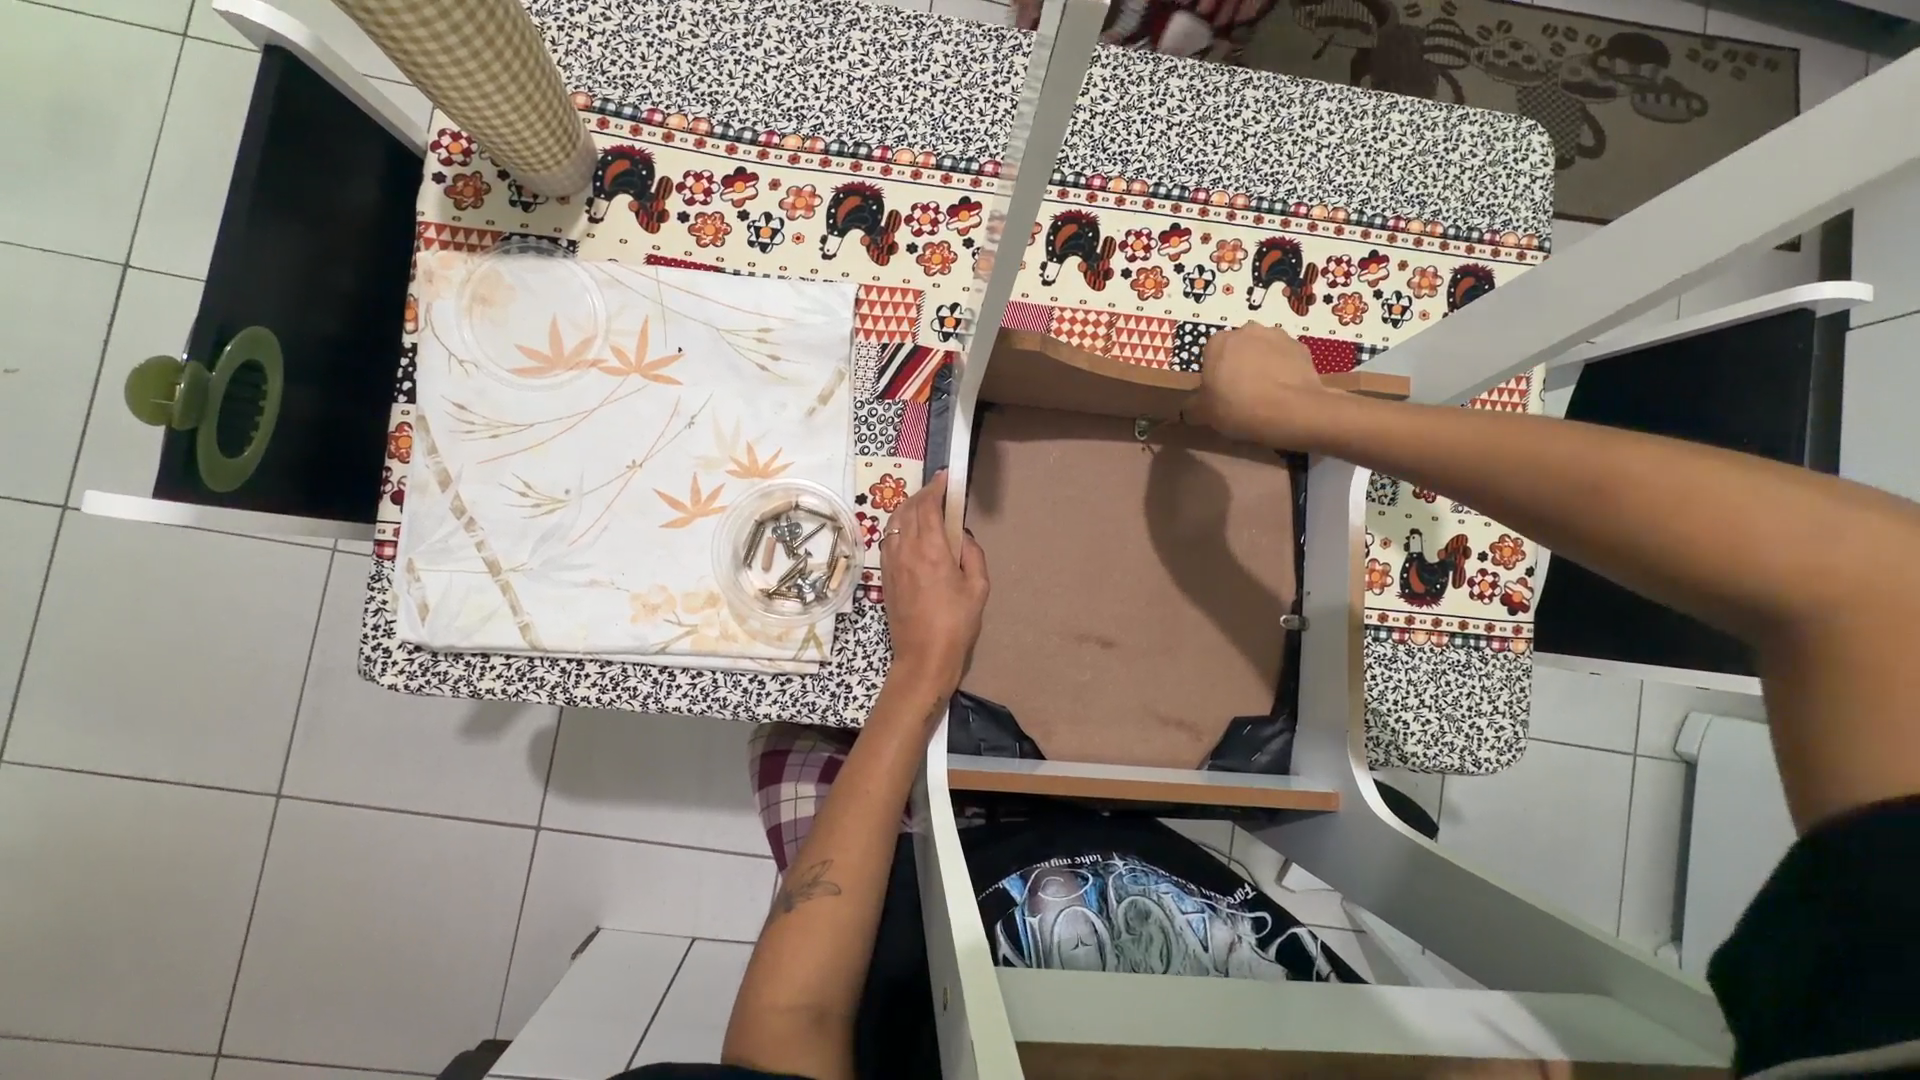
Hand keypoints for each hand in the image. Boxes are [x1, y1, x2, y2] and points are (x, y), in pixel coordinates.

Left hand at [879, 471, 989, 698]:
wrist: (923, 656)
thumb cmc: (957, 624)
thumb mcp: (979, 587)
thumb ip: (973, 554)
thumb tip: (963, 536)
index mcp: (932, 550)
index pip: (928, 506)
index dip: (936, 487)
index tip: (946, 478)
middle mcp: (906, 550)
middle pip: (908, 509)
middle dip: (923, 493)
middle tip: (938, 489)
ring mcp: (891, 562)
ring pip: (894, 522)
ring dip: (908, 508)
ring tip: (923, 506)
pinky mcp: (885, 575)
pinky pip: (889, 539)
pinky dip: (899, 526)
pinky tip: (909, 530)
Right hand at [1182, 322, 1335, 444]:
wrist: (1290, 410)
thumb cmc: (1237, 407)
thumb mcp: (1203, 413)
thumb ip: (1192, 406)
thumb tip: (1191, 406)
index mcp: (1218, 342)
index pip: (1210, 354)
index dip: (1214, 374)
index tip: (1219, 393)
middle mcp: (1246, 330)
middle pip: (1238, 348)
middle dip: (1239, 364)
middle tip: (1242, 392)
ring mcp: (1277, 335)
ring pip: (1263, 350)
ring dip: (1262, 364)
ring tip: (1266, 393)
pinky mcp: (1301, 347)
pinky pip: (1286, 358)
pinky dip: (1284, 370)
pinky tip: (1284, 391)